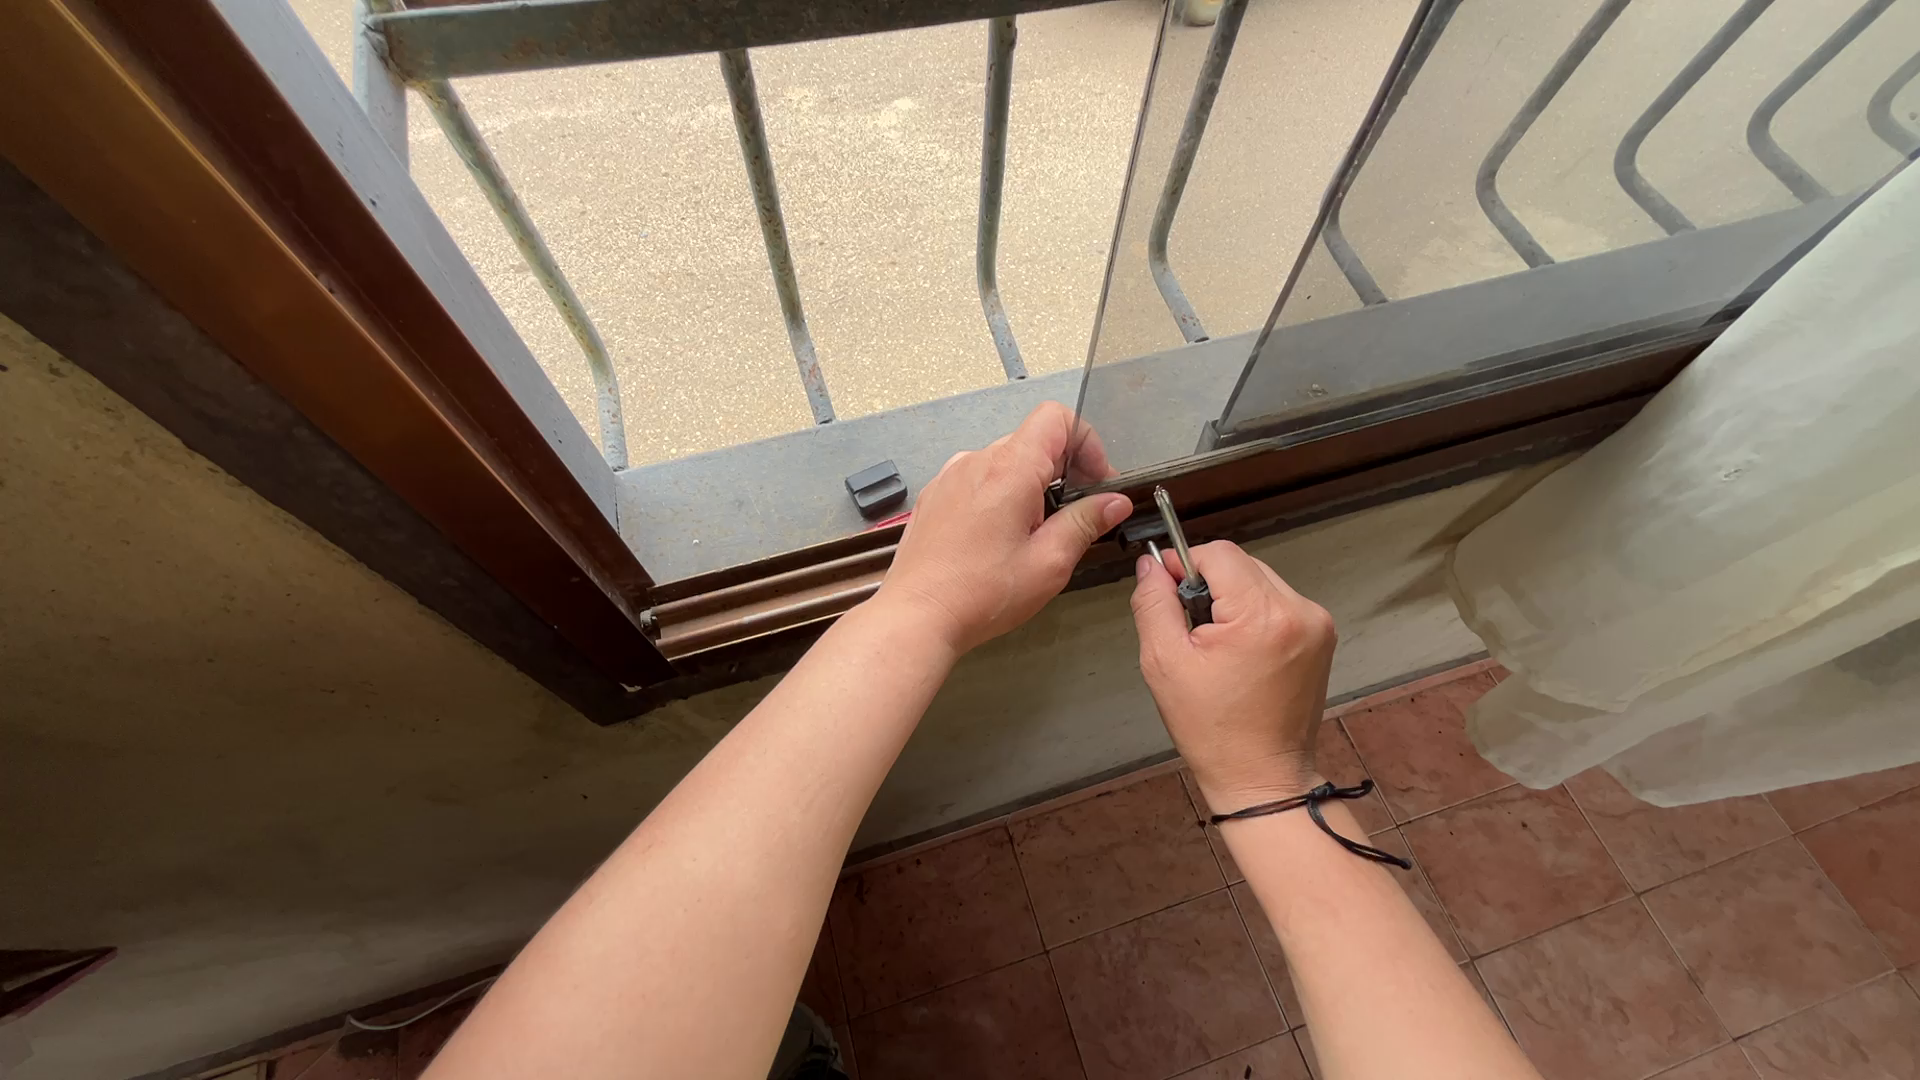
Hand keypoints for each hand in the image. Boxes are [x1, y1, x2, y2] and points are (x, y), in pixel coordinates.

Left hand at [877, 403, 1132, 653]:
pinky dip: (998, 496)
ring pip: (1004, 461)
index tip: (1094, 481)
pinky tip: (999, 537)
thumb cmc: (978, 594)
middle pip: (1032, 441)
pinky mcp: (936, 496)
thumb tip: (1113, 502)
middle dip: (1061, 470)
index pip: (1056, 418)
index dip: (1085, 442)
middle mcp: (975, 462)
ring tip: (1032, 532)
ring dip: (1028, 485)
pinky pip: (977, 479)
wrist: (918, 615)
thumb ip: (1085, 523)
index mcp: (1009, 470)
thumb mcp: (1048, 562)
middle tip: (1072, 514)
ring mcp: (951, 477)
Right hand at [1130, 540, 1337, 811]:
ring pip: (1258, 580)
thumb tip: (1151, 565)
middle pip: (1240, 564)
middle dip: (1208, 585)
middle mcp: (1300, 611)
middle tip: (1189, 628)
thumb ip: (1153, 603)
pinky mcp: (1321, 636)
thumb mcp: (1164, 661)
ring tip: (1215, 644)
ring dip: (1230, 598)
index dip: (1184, 564)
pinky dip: (1251, 613)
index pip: (1218, 553)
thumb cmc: (1211, 727)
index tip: (1166, 591)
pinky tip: (1238, 650)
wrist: (1261, 776)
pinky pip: (1276, 601)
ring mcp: (1317, 624)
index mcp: (1263, 615)